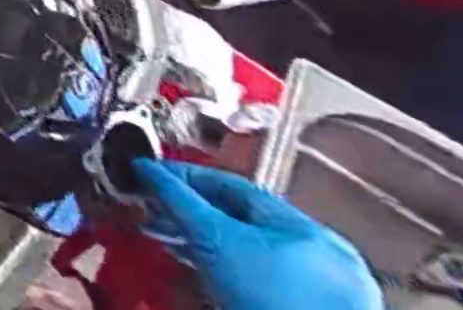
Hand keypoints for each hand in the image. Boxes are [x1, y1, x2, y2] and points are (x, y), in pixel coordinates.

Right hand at [134, 160, 382, 309]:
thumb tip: (146, 167)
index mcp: (306, 229)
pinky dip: (216, 271)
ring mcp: (309, 293)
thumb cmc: (272, 303)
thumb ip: (178, 198)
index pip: (232, 185)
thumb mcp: (214, 241)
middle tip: (150, 205)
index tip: (150, 174)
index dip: (186, 176)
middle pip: (237, 218)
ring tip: (162, 236)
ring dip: (197, 240)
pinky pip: (247, 282)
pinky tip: (190, 272)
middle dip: (189, 210)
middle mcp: (315, 257)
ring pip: (240, 251)